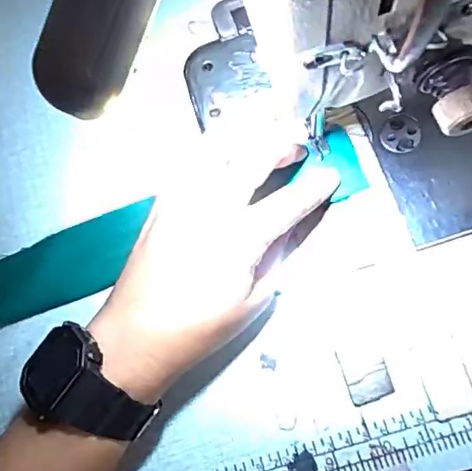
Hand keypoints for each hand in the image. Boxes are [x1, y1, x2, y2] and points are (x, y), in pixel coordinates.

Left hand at [86, 129, 339, 401]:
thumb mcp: (257, 298)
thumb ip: (285, 253)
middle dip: (283, 143)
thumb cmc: (202, 326)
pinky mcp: (163, 199)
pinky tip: (231, 154)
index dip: (316, 187)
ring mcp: (181, 198)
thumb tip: (308, 221)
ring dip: (249, 136)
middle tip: (301, 145)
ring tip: (268, 139)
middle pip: (252, 156)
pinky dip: (218, 147)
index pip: (288, 201)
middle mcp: (209, 207)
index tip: (334, 174)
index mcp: (239, 238)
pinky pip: (192, 158)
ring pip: (218, 146)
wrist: (137, 334)